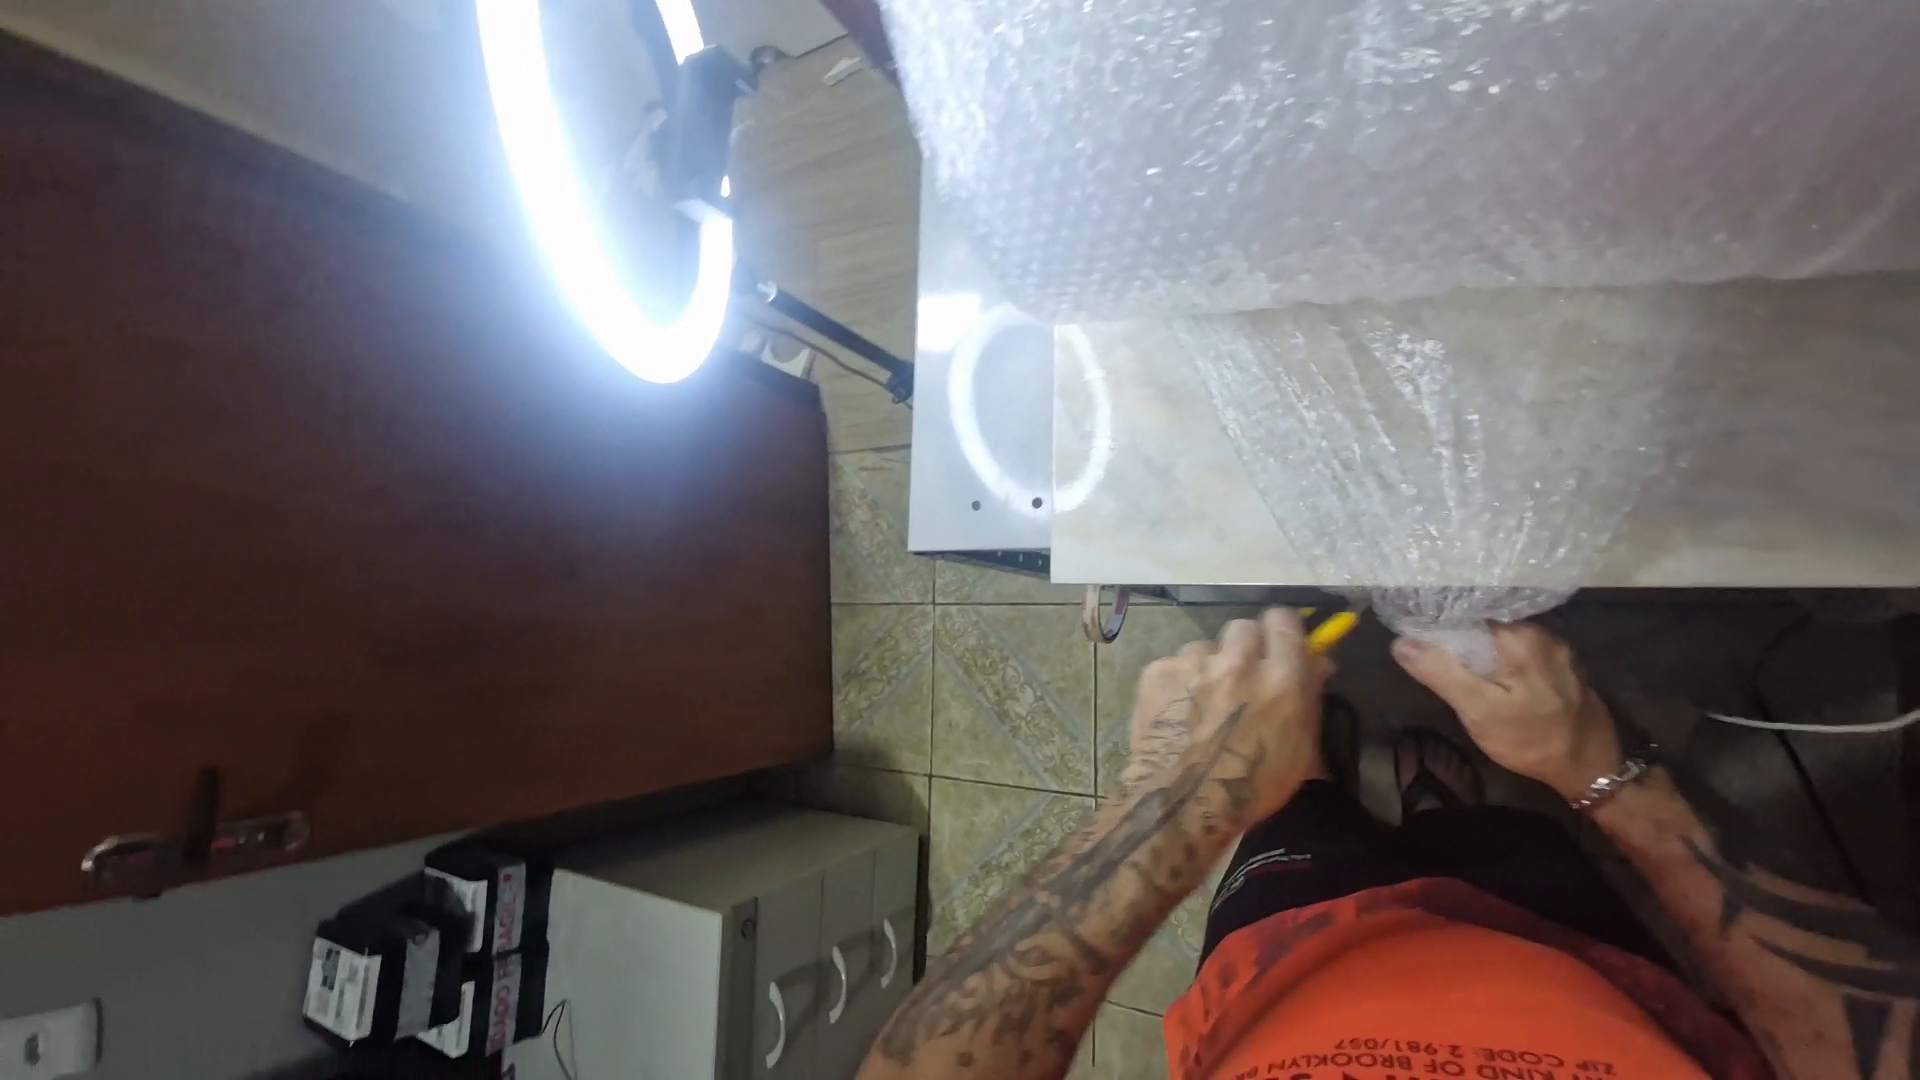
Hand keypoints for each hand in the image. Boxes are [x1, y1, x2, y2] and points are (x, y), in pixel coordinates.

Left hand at [1121, 608, 1333, 825]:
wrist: (1182, 802)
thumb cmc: (1252, 785)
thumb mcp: (1300, 748)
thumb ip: (1308, 696)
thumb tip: (1318, 661)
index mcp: (1281, 678)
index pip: (1284, 621)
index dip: (1281, 628)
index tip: (1277, 640)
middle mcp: (1237, 661)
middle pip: (1243, 627)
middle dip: (1245, 645)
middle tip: (1241, 672)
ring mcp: (1193, 663)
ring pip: (1205, 646)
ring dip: (1208, 665)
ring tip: (1202, 699)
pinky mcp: (1158, 671)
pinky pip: (1173, 663)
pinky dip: (1177, 681)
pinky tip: (1176, 709)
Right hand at [1391, 623, 1621, 799]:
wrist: (1594, 772)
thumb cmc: (1532, 740)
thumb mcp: (1477, 710)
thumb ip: (1440, 672)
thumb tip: (1401, 642)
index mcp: (1521, 636)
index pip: (1466, 616)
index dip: (1438, 629)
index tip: (1419, 646)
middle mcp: (1543, 635)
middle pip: (1485, 627)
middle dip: (1459, 643)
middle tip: (1438, 668)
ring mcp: (1558, 653)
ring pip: (1503, 642)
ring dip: (1481, 654)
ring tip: (1460, 675)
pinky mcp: (1564, 670)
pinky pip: (1520, 655)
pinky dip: (1501, 663)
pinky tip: (1492, 683)